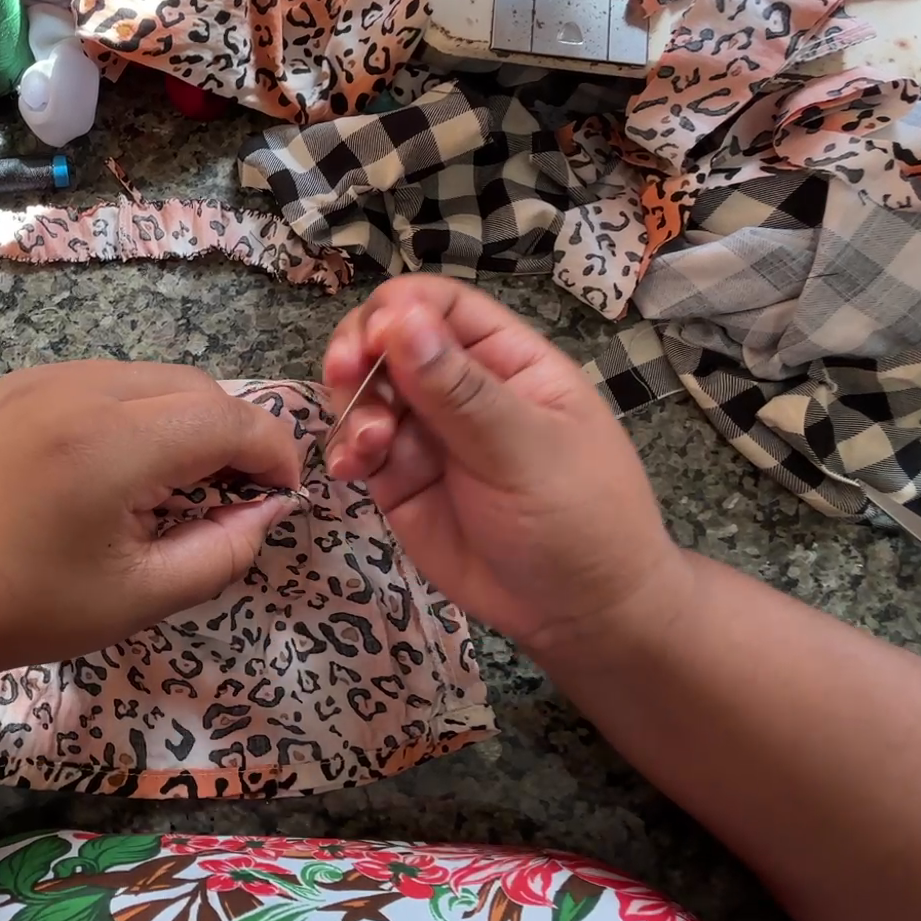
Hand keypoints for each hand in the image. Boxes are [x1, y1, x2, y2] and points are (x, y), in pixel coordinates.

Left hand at [0, 361, 301, 700]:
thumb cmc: (27, 611)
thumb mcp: (140, 597)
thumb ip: (223, 550)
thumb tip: (267, 510)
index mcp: (110, 443)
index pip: (228, 419)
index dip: (273, 451)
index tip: (284, 493)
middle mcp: (77, 388)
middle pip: (195, 388)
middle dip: (232, 435)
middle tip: (234, 493)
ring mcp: (39, 378)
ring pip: (150, 378)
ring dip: (185, 420)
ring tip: (179, 480)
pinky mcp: (14, 384)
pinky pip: (102, 381)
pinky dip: (135, 411)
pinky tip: (120, 461)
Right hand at [322, 275, 687, 650]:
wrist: (574, 614)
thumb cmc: (577, 520)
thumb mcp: (525, 451)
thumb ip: (459, 390)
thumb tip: (400, 318)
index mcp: (504, 360)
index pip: (439, 306)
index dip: (397, 311)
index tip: (368, 342)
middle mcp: (456, 386)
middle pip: (386, 341)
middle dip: (358, 356)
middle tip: (343, 379)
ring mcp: (423, 431)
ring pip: (362, 393)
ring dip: (350, 409)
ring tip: (368, 449)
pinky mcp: (396, 473)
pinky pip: (355, 446)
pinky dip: (343, 450)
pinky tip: (349, 471)